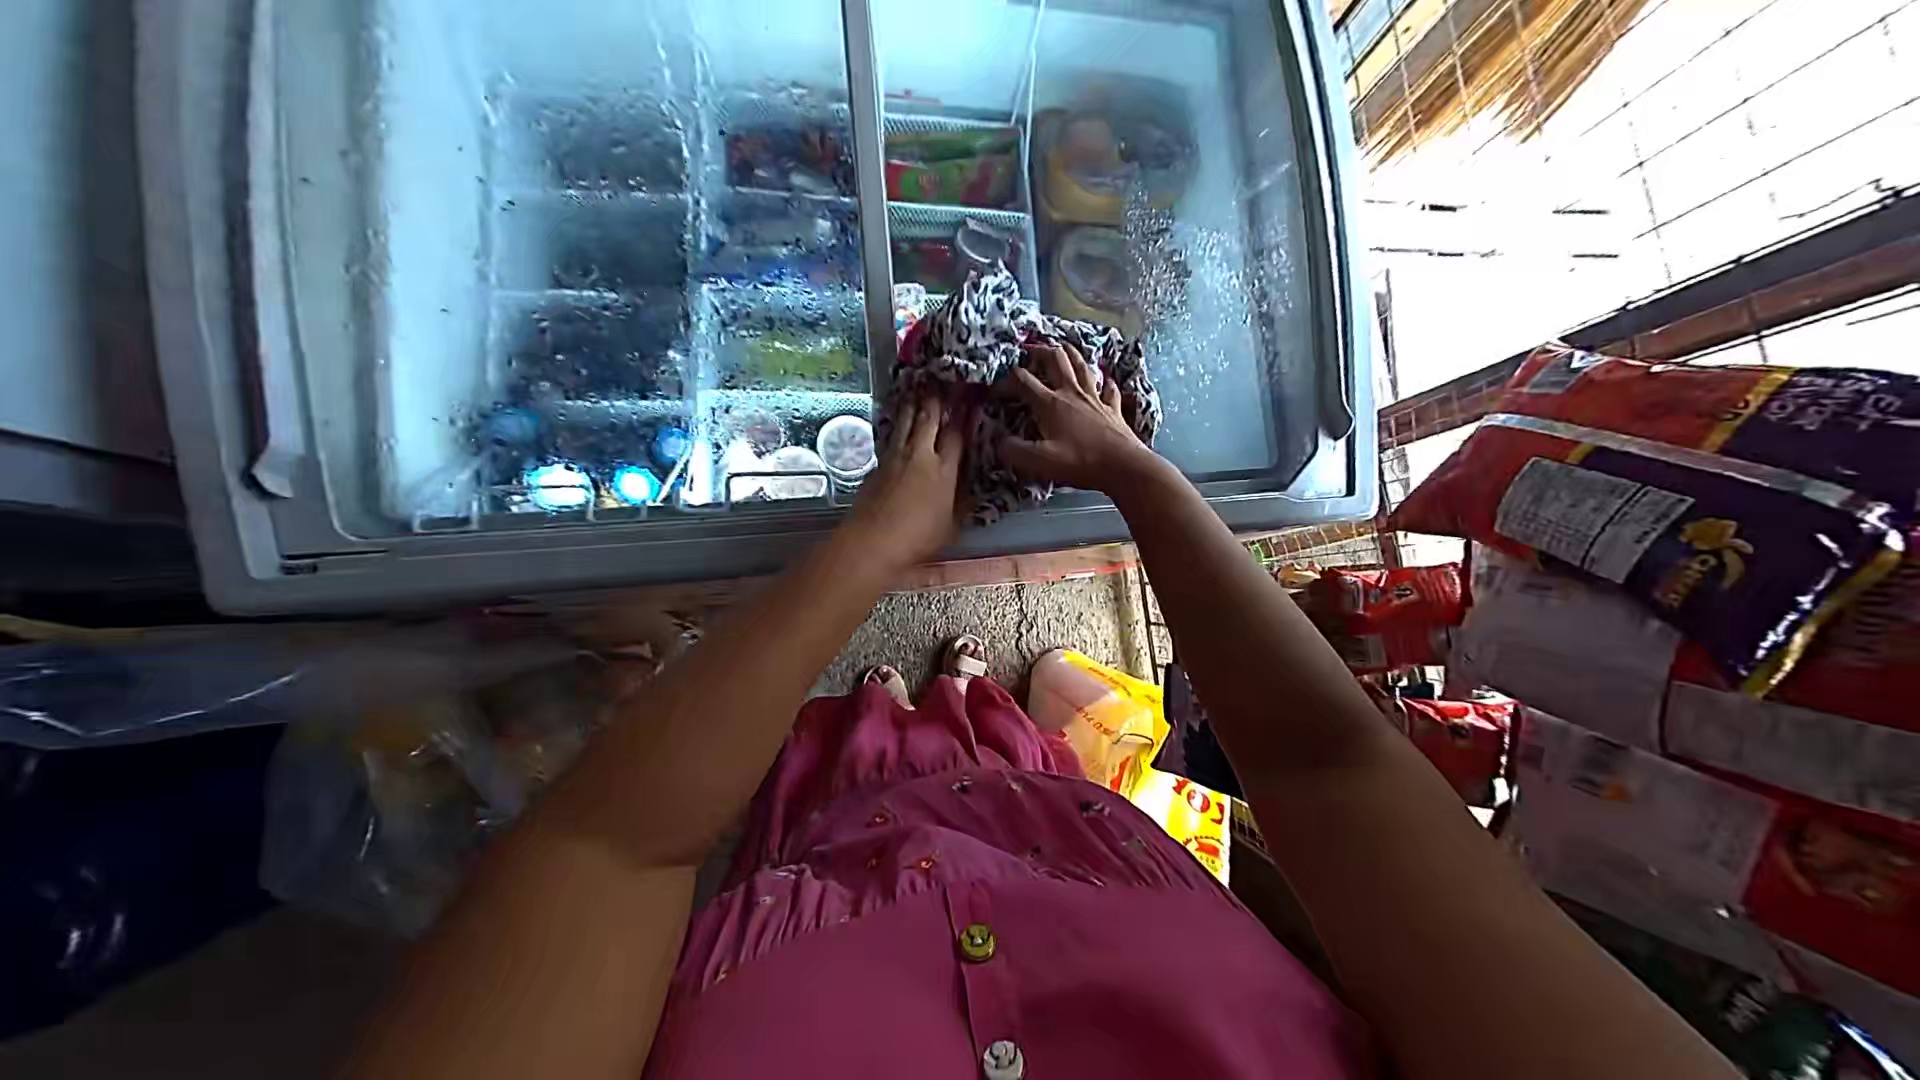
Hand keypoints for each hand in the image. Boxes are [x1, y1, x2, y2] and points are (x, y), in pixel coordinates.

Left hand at [846, 392, 967, 566]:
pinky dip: (899, 423)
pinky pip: (892, 435)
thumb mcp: (951, 525)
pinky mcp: (878, 464)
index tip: (970, 398)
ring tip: (918, 388)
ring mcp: (896, 456)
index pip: (957, 435)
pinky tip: (900, 421)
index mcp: (945, 470)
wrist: (872, 540)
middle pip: (930, 418)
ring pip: (907, 421)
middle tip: (942, 380)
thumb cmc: (918, 538)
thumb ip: (961, 504)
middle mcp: (921, 455)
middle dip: (937, 398)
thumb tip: (970, 489)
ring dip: (914, 404)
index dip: (965, 415)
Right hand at [1001, 343, 1157, 491]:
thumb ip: (1014, 451)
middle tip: (1030, 352)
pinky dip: (1104, 382)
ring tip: (1063, 348)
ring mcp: (1095, 398)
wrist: (1123, 466)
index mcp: (1050, 403)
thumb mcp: (1039, 461)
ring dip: (1070, 354)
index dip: (1005, 382)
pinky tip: (1104, 380)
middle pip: (1055, 360)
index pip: (1023, 381)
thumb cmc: (1080, 462)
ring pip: (1082, 366)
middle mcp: (1072, 393)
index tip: (995, 391)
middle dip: (1040, 352)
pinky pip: (1108, 388)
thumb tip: (999, 441)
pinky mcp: (1113, 408)